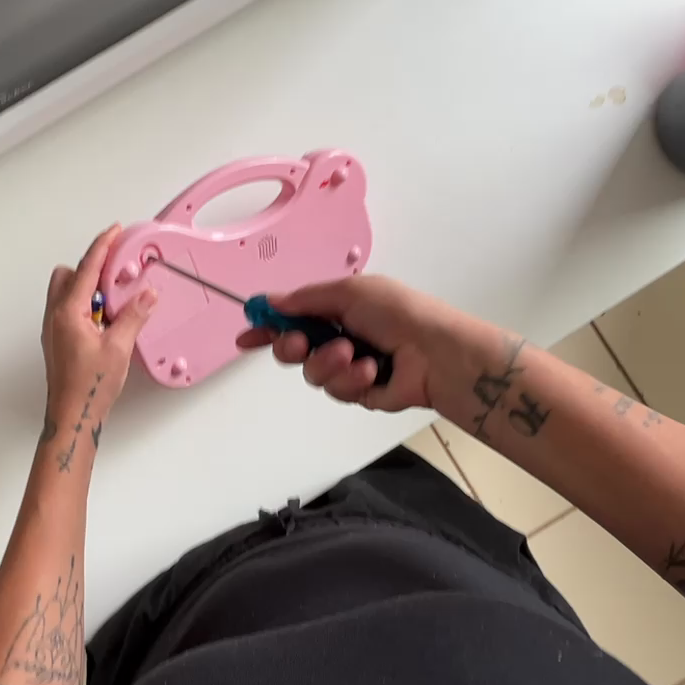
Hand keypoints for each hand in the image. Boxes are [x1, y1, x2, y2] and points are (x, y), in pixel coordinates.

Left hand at [42, 224, 156, 422]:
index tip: (114, 231)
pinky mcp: (58, 339)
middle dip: (94, 269)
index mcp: (68, 312)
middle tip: (120, 274)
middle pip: (70, 275)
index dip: (102, 246)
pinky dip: (87, 306)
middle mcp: (55, 316)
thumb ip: (133, 316)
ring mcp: (54, 328)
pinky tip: (106, 322)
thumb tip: (147, 295)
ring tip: (115, 304)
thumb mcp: (118, 348)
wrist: (72, 415)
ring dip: (89, 289)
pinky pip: (69, 309)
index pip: (86, 268)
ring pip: (67, 292)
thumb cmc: (88, 386)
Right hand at [236, 275, 451, 411]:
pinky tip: (373, 372)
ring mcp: (348, 366)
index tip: (246, 337)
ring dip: (329, 363)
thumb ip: (305, 300)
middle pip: (293, 350)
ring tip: (354, 356)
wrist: (438, 353)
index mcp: (336, 309)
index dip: (267, 327)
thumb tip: (270, 301)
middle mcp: (338, 337)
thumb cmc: (399, 314)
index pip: (291, 318)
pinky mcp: (360, 392)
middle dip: (292, 348)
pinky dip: (353, 379)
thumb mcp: (349, 292)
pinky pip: (337, 390)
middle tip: (302, 345)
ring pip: (312, 373)